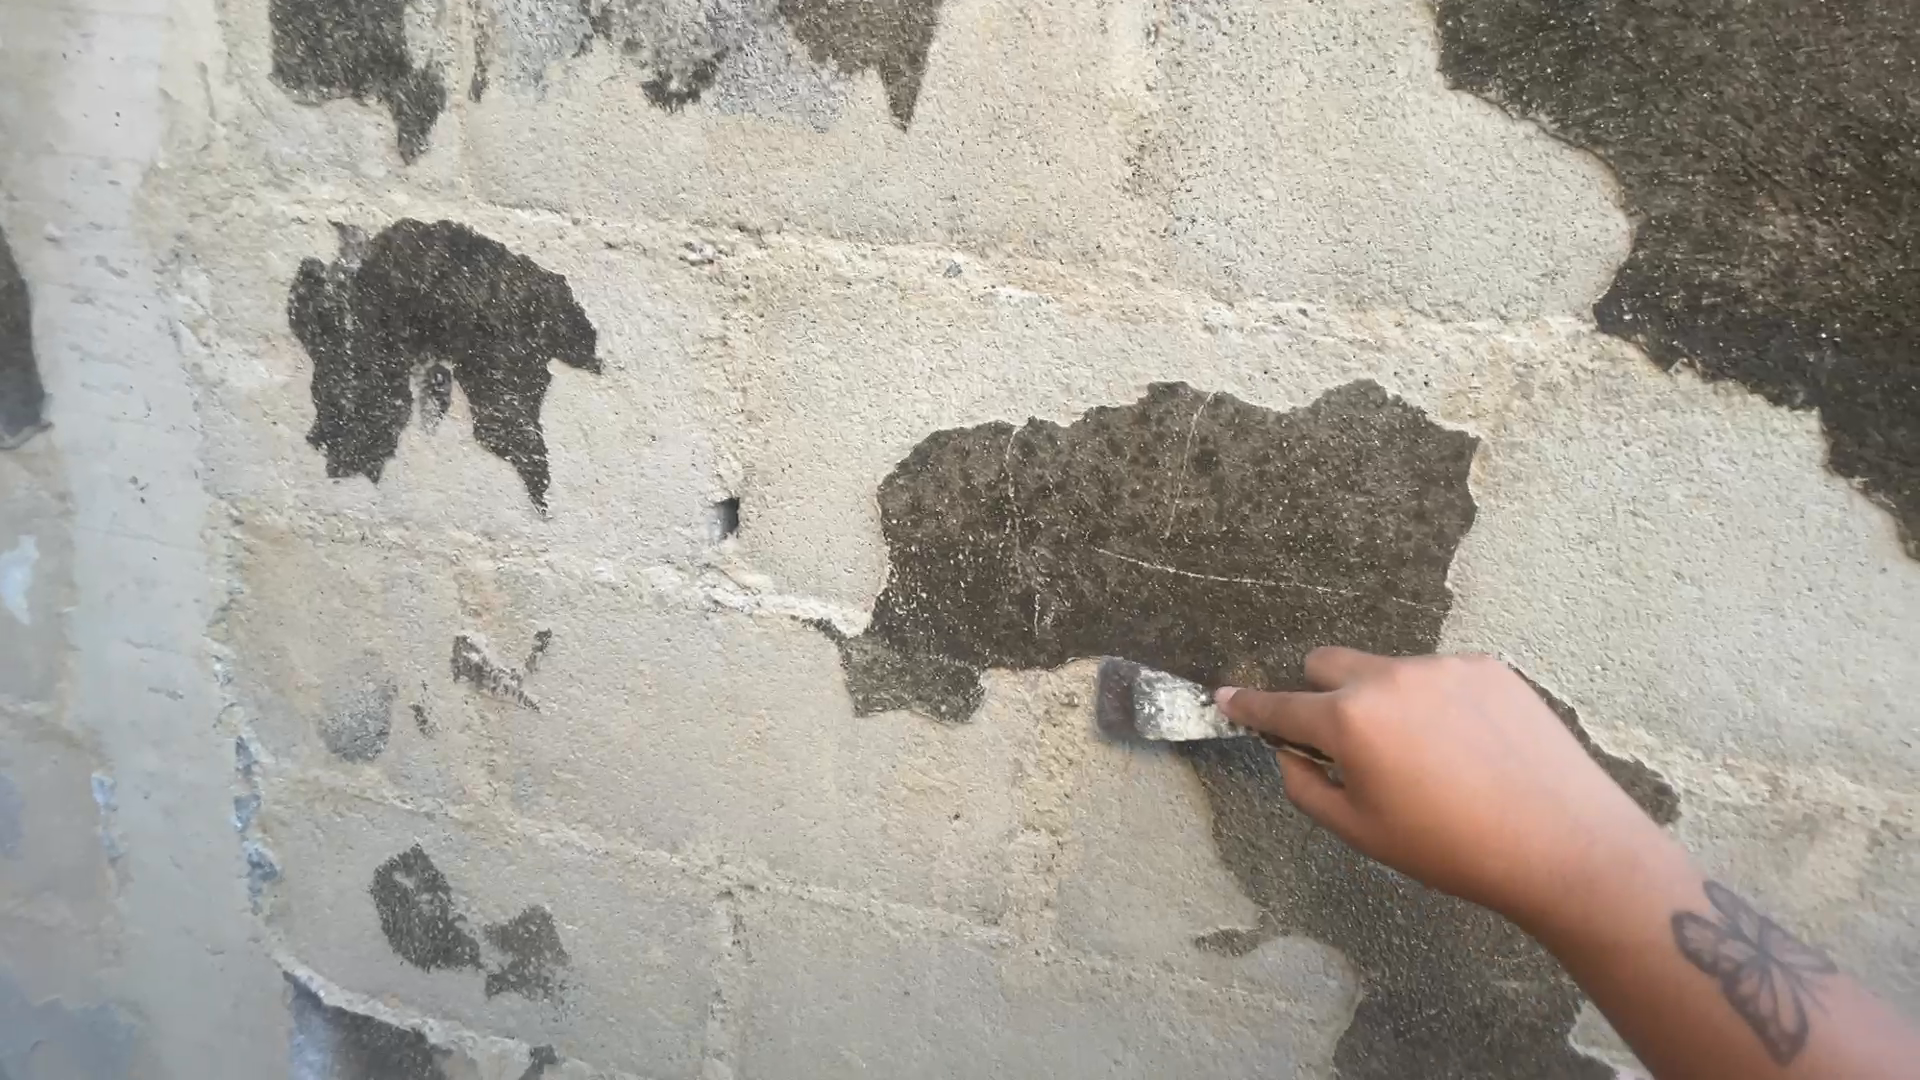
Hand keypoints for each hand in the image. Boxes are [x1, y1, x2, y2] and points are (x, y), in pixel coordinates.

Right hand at [1215, 647, 1674, 925]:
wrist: (1573, 851)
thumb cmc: (1452, 850)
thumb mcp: (1359, 832)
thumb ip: (1303, 785)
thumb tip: (1289, 751)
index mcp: (1349, 722)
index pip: (1279, 707)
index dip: (1248, 705)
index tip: (1225, 696)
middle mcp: (1386, 678)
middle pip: (1324, 663)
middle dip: (1322, 694)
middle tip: (1354, 741)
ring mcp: (1439, 666)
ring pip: (1383, 669)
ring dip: (1384, 699)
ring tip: (1434, 751)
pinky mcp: (1486, 666)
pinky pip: (1435, 673)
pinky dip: (1434, 700)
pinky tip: (1472, 741)